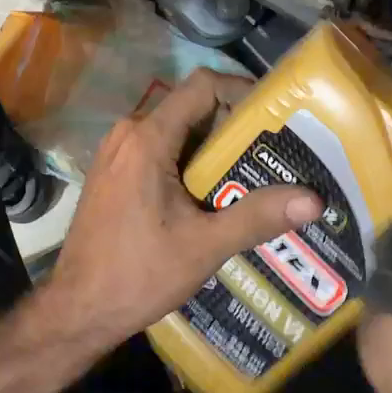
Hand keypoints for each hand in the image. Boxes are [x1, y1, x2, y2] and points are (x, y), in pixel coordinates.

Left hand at [42, 70, 323, 349]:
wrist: (78, 306)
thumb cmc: (139, 272)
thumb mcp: (204, 246)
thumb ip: (256, 217)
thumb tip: (312, 200)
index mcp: (147, 137)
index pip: (201, 86)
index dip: (240, 90)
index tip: (274, 113)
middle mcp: (128, 131)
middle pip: (190, 107)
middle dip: (232, 125)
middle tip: (273, 150)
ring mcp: (115, 150)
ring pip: (174, 129)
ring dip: (211, 145)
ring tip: (251, 173)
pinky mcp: (112, 169)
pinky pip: (156, 147)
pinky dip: (187, 159)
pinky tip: (212, 193)